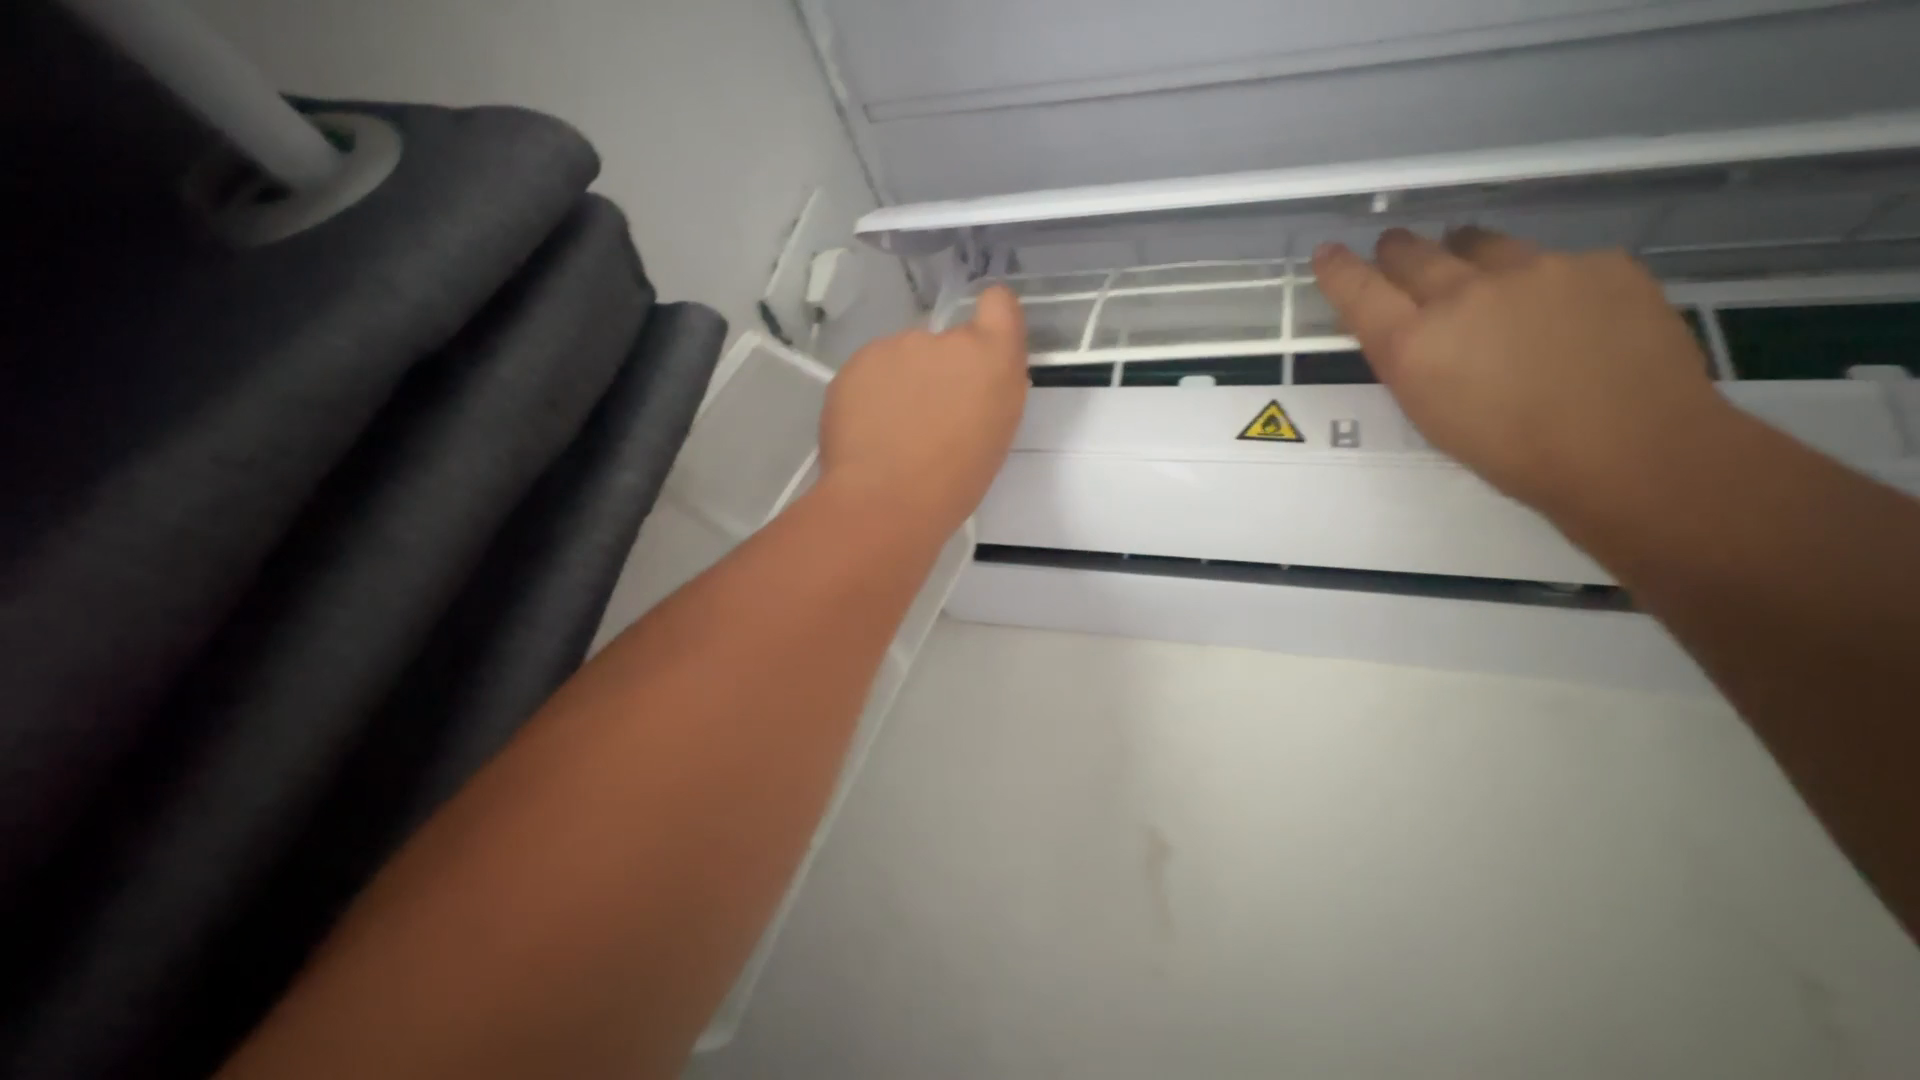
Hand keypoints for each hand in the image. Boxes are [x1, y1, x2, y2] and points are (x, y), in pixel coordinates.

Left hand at [818, 285, 1029, 534]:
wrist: (884, 500)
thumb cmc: (955, 481)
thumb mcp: (995, 434)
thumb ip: (988, 391)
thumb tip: (970, 382)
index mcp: (992, 358)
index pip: (999, 304)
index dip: (990, 319)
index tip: (979, 349)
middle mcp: (944, 339)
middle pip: (945, 341)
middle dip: (938, 369)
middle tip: (929, 419)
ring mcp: (895, 346)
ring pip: (903, 357)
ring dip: (902, 382)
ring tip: (893, 431)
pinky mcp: (855, 363)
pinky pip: (870, 371)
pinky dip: (870, 394)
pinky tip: (868, 432)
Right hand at [1312, 228, 1724, 511]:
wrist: (1634, 450)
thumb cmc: (1517, 455)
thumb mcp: (1434, 415)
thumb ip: (1413, 361)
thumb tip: (1412, 330)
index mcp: (1414, 344)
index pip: (1358, 290)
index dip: (1338, 269)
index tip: (1329, 252)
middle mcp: (1462, 293)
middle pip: (1412, 252)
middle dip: (1399, 252)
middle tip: (1399, 253)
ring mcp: (1534, 269)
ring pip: (1482, 244)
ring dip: (1469, 255)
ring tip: (1483, 279)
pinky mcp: (1597, 261)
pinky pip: (1557, 261)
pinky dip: (1548, 282)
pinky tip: (1569, 316)